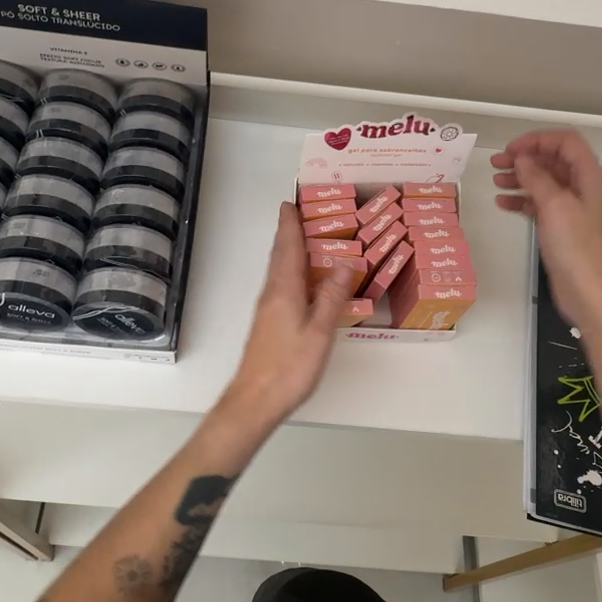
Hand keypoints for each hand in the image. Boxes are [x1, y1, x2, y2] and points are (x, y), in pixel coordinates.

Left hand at [217, 203, 357, 430]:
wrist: (255, 399)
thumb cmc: (289, 367)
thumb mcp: (319, 332)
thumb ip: (332, 297)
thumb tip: (346, 262)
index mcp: (284, 290)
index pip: (287, 248)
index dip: (289, 225)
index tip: (290, 202)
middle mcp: (272, 293)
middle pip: (280, 256)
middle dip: (288, 233)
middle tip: (299, 212)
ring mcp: (267, 309)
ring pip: (279, 270)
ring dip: (288, 251)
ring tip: (304, 239)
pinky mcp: (268, 323)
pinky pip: (280, 285)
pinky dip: (290, 271)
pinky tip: (301, 281)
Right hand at [492, 130, 601, 330]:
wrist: (591, 294)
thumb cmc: (579, 249)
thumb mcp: (555, 206)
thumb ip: (537, 178)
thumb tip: (523, 159)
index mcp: (592, 177)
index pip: (566, 142)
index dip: (537, 140)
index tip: (511, 149)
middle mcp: (586, 188)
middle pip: (554, 161)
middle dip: (526, 158)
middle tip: (497, 162)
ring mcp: (576, 209)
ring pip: (546, 182)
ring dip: (521, 178)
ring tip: (496, 180)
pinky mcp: (565, 228)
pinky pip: (542, 204)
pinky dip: (523, 200)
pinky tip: (504, 203)